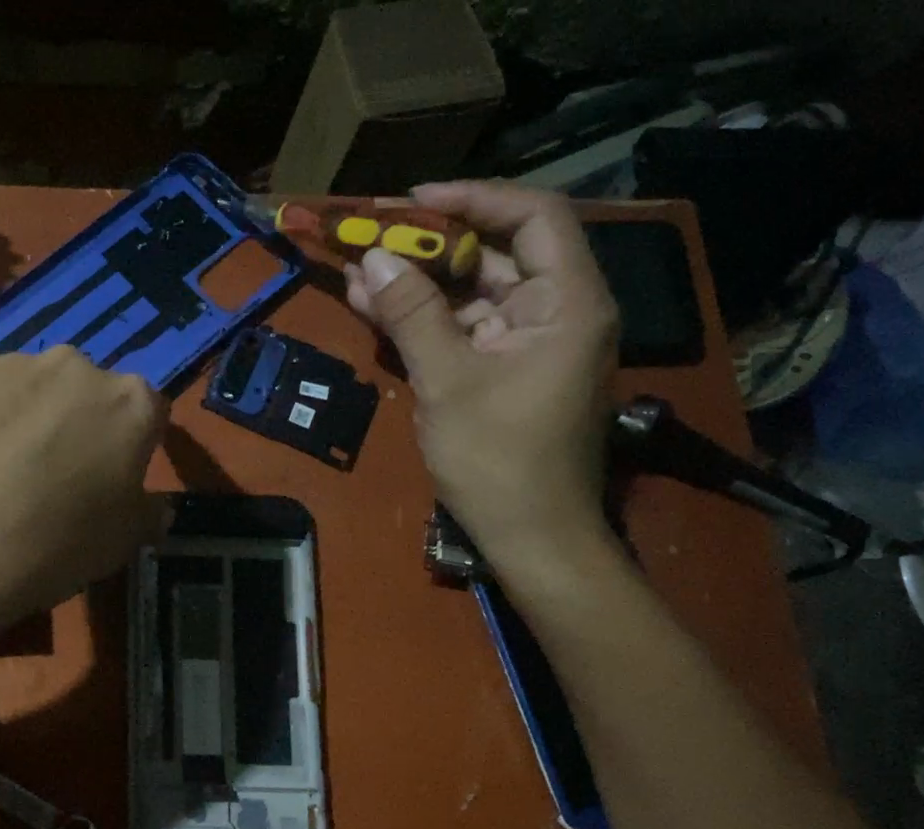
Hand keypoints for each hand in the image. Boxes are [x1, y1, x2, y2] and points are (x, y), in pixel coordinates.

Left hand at [0, 346, 168, 648]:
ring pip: (23, 390)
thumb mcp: (116, 549)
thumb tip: (154, 507)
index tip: (106, 484)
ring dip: (17, 421)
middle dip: (72, 427)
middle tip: (45, 481)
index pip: (147, 415)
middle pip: (83, 393)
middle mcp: (72, 366)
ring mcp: (3, 364)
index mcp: (129, 404)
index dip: (128, 451)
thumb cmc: (45, 549)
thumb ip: (144, 516)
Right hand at [345, 181, 619, 564]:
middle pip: (497, 252)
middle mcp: (556, 311)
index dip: (475, 199)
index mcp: (568, 302)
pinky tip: (372, 306)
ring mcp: (529, 341)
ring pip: (472, 291)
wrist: (530, 535)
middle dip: (431, 242)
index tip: (413, 200)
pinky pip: (462, 327)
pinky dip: (421, 317)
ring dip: (417, 281)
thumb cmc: (499, 459)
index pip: (534, 218)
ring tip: (356, 269)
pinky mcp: (504, 368)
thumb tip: (369, 259)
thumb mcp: (448, 381)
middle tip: (371, 233)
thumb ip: (410, 314)